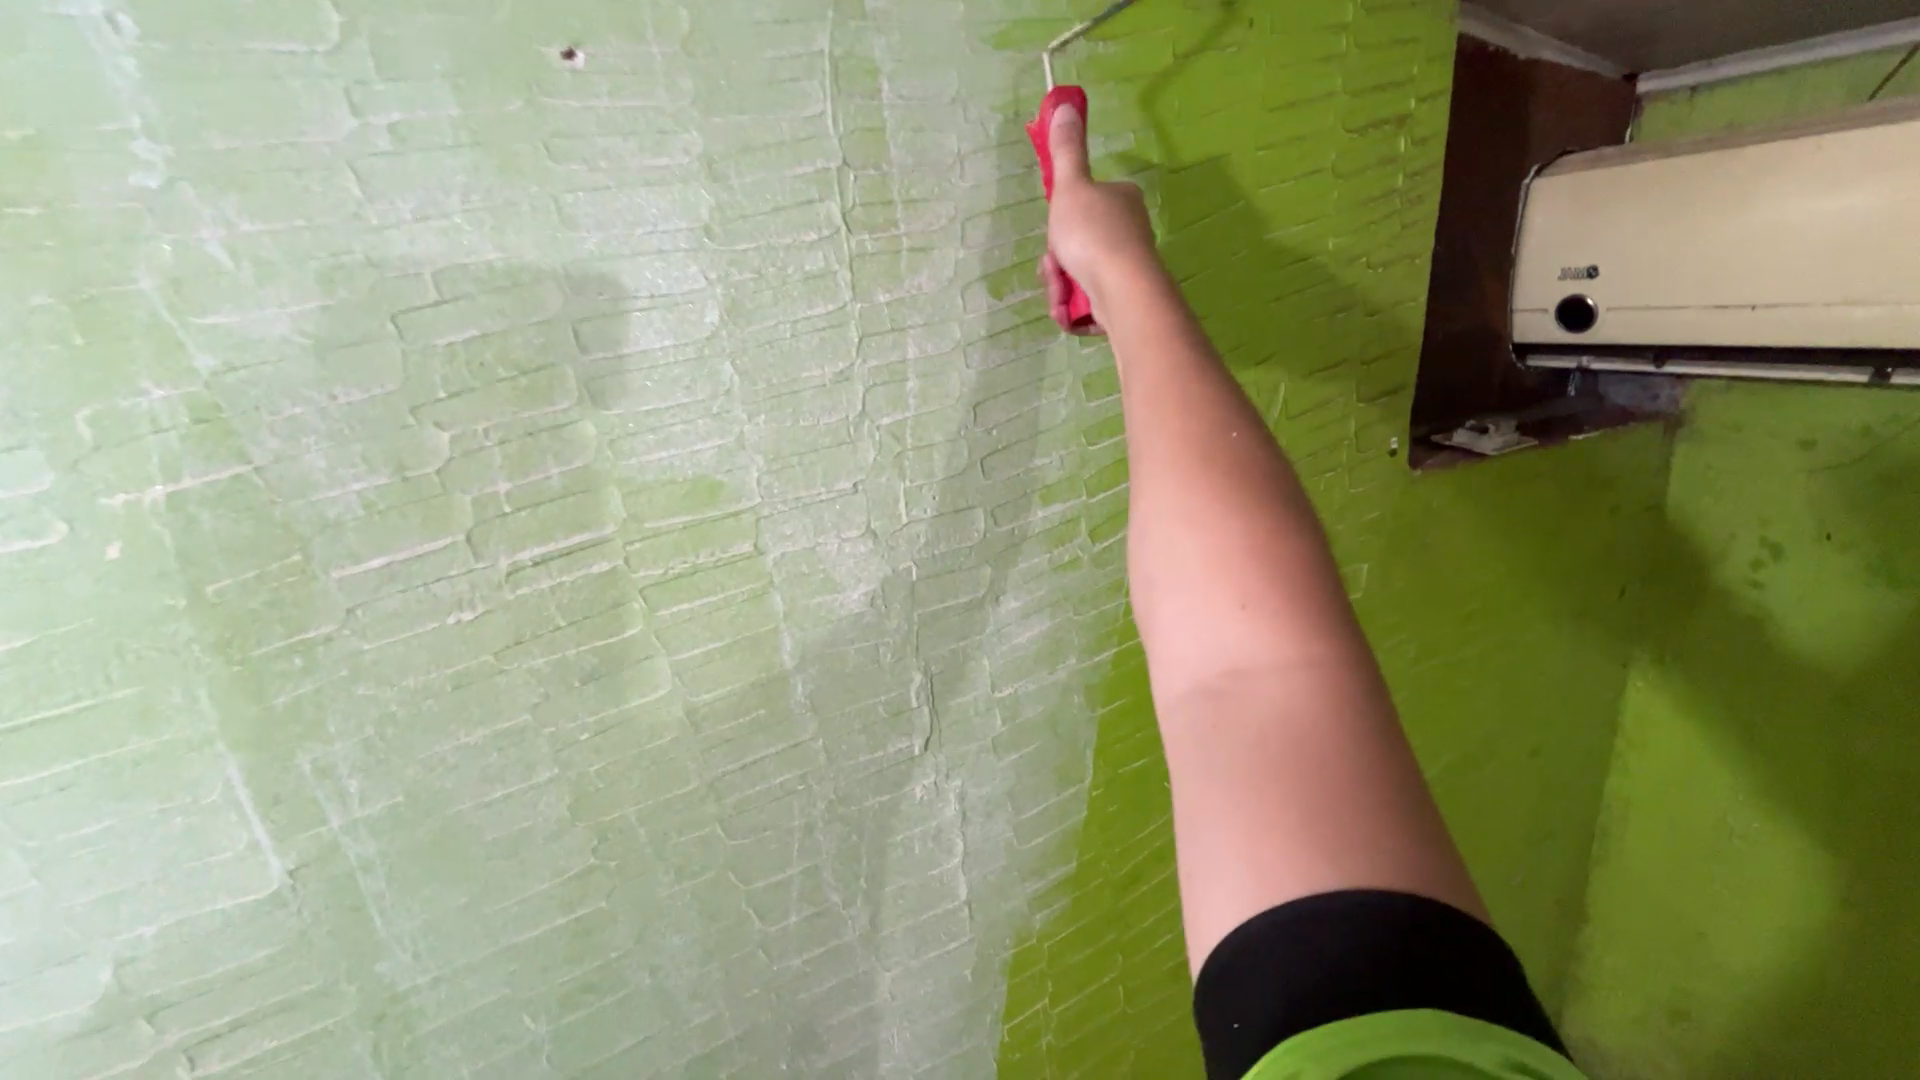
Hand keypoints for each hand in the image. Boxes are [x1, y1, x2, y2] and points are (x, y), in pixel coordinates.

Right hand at [1039, 104, 1158, 334]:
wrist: (1121, 290)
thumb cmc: (1094, 234)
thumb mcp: (1070, 187)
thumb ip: (1066, 150)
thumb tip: (1065, 104)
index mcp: (1121, 200)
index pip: (1083, 206)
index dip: (1061, 223)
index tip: (1052, 234)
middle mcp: (1128, 232)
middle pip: (1076, 246)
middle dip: (1057, 264)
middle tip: (1053, 269)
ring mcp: (1126, 268)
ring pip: (1078, 277)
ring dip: (1060, 289)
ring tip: (1063, 297)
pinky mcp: (1123, 300)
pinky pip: (1087, 304)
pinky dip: (1073, 309)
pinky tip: (1070, 311)